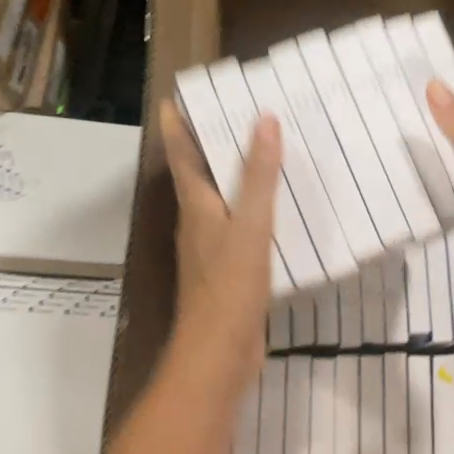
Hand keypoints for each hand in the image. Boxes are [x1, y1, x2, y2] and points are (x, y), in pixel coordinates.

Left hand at [158, 99, 282, 379]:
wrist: (219, 355)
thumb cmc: (229, 287)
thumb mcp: (251, 226)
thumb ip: (258, 176)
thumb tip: (264, 120)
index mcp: (196, 207)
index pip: (183, 156)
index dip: (178, 126)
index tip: (175, 98)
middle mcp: (198, 223)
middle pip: (199, 175)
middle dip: (211, 145)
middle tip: (237, 115)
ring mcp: (211, 250)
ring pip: (221, 201)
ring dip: (235, 177)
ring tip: (263, 154)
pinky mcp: (228, 273)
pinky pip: (241, 227)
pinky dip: (254, 210)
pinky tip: (278, 212)